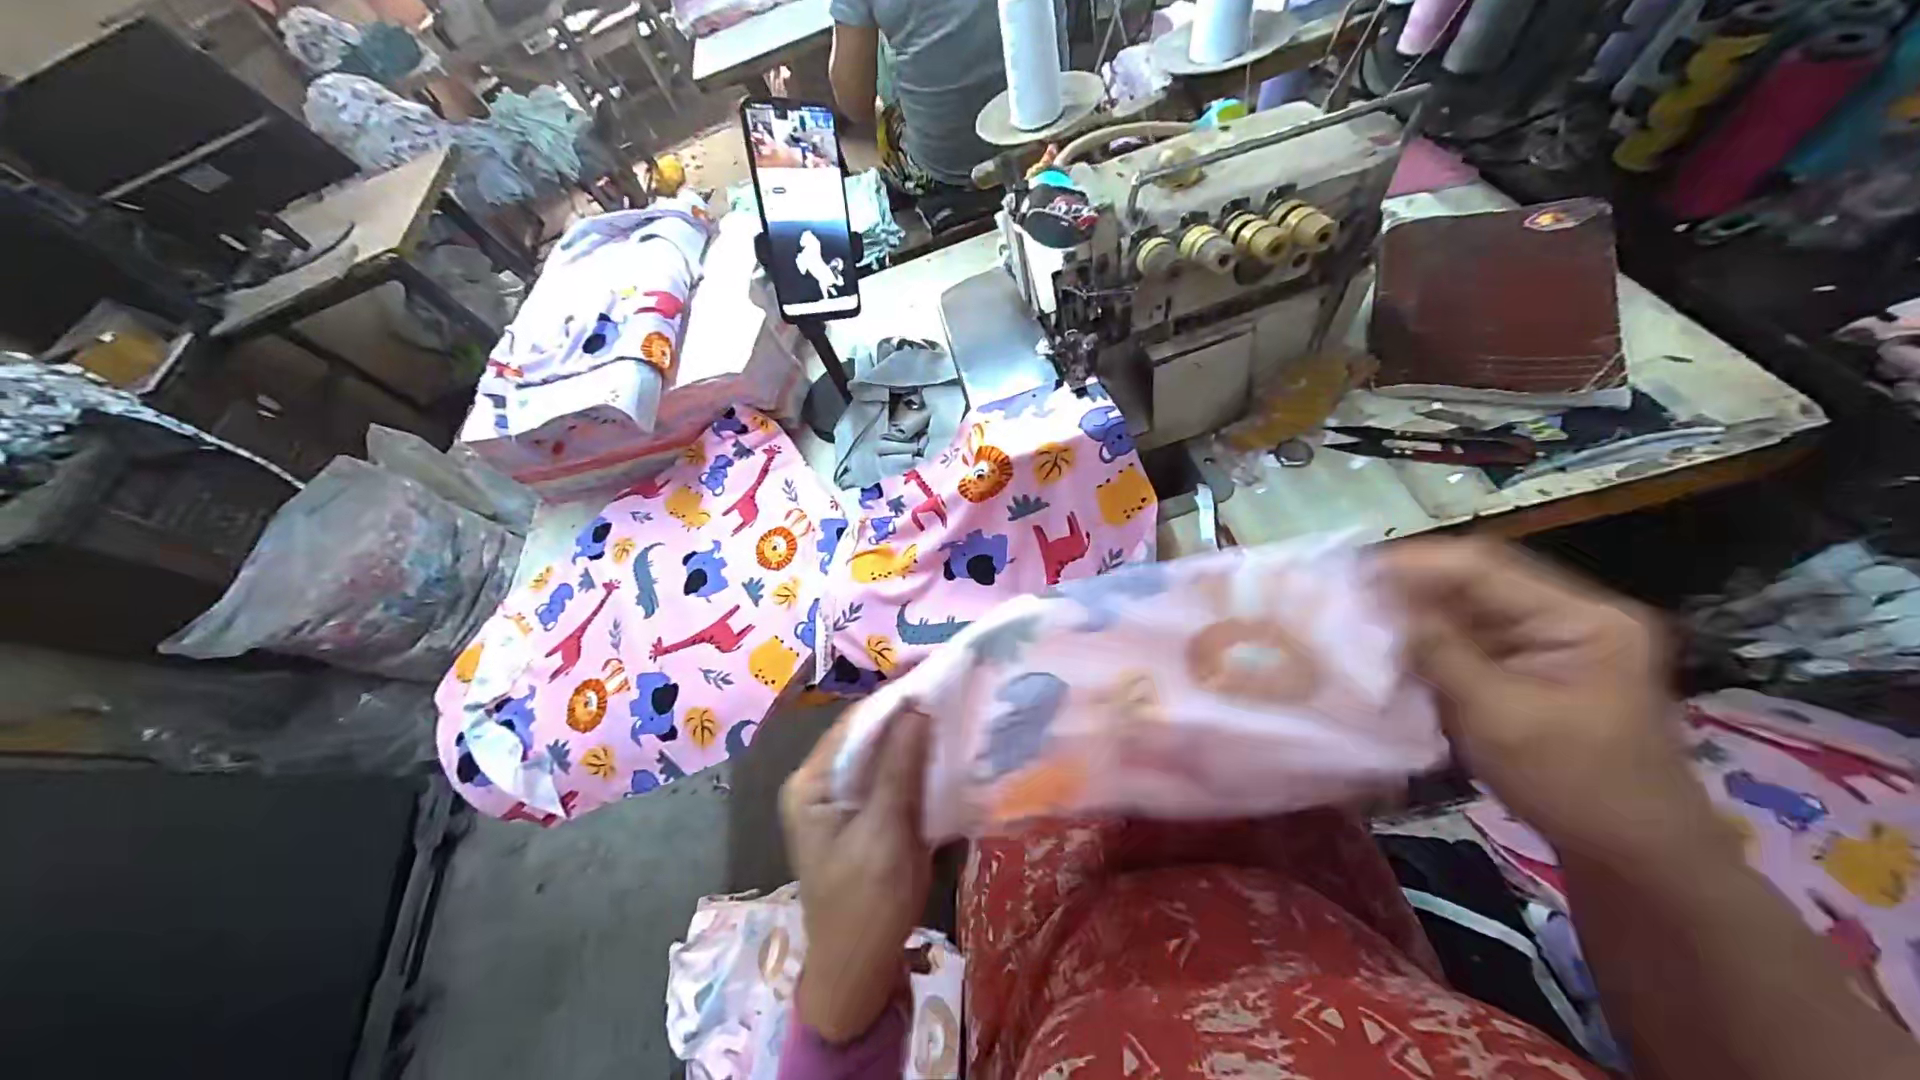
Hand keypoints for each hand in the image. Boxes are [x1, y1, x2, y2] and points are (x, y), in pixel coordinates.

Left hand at [779, 707, 930, 1043]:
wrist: (859, 973)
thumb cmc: (866, 904)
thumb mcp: (885, 832)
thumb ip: (899, 767)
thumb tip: (918, 706)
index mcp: (810, 783)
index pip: (853, 724)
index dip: (893, 698)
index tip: (935, 677)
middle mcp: (820, 783)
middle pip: (867, 736)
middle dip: (907, 717)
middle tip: (952, 693)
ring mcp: (841, 800)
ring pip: (881, 755)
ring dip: (914, 739)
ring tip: (954, 715)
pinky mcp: (864, 816)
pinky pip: (890, 778)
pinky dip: (915, 766)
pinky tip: (944, 755)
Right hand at [1380, 539, 1713, 859]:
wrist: (1631, 849)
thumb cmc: (1572, 784)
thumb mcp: (1497, 716)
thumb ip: (1438, 652)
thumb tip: (1376, 606)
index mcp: (1582, 619)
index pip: (1483, 568)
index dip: (1414, 565)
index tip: (1353, 575)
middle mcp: (1567, 613)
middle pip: (1472, 579)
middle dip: (1407, 584)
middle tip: (1347, 592)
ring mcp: (1548, 636)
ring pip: (1463, 604)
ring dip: (1412, 609)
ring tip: (1357, 613)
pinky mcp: (1527, 660)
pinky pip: (1465, 632)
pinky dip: (1425, 634)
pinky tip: (1388, 640)